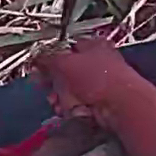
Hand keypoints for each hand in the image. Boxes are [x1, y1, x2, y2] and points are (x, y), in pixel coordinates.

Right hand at [33, 37, 155, 127]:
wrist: (120, 107)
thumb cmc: (98, 79)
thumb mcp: (64, 63)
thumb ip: (46, 59)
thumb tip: (35, 58)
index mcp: (94, 45)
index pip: (65, 47)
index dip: (50, 57)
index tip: (38, 67)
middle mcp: (99, 62)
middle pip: (66, 70)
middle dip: (54, 82)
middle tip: (47, 87)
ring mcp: (101, 83)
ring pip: (69, 89)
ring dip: (60, 97)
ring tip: (60, 101)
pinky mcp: (101, 101)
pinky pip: (77, 103)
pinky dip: (71, 107)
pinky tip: (71, 110)